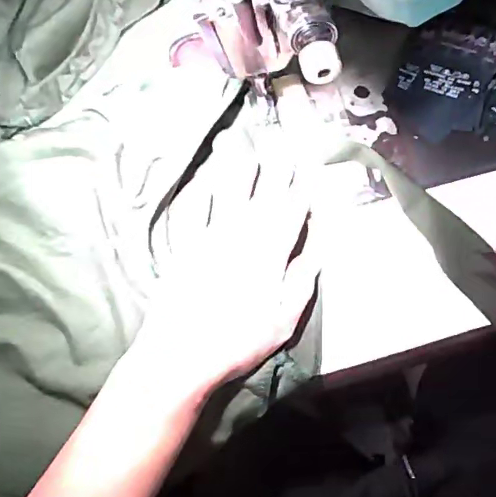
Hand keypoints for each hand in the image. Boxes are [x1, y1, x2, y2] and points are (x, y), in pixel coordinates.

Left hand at [127, 163, 318, 397]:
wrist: (178, 355)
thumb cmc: (238, 341)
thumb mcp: (285, 318)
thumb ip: (302, 278)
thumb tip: (317, 245)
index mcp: (270, 254)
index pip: (292, 211)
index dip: (302, 185)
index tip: (309, 163)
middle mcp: (241, 238)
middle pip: (262, 194)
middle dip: (274, 167)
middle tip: (280, 142)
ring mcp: (209, 240)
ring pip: (226, 194)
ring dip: (236, 168)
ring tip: (240, 144)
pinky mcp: (183, 248)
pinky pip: (192, 211)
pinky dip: (198, 192)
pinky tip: (201, 178)